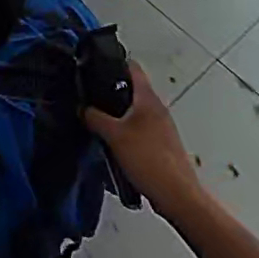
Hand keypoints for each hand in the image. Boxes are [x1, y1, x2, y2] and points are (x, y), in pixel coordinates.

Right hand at [81, 60, 201, 211]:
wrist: (176, 195)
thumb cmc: (147, 158)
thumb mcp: (114, 136)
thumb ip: (95, 118)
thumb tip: (82, 108)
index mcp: (148, 98)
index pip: (133, 67)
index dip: (115, 62)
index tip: (96, 65)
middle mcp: (158, 108)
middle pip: (133, 90)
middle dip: (112, 92)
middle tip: (92, 98)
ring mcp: (163, 127)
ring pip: (136, 112)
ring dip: (119, 115)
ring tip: (100, 124)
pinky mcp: (163, 145)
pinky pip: (142, 130)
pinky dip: (128, 132)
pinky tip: (116, 146)